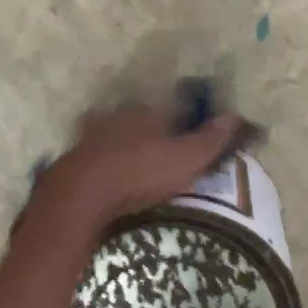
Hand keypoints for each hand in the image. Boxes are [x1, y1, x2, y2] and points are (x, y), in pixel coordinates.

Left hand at [30, 105, 249, 229]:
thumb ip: (209, 140)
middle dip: (148, 138)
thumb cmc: (140, 174)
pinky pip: (93, 161)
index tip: (187, 148)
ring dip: (121, 151)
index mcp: (147, 112)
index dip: (182, 130)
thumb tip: (235, 117)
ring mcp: (90, 137)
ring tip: (131, 174)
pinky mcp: (72, 160)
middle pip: (138, 124)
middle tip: (157, 162)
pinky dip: (101, 168)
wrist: (82, 194)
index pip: (172, 114)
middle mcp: (117, 117)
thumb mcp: (185, 160)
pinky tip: (105, 183)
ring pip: (112, 139)